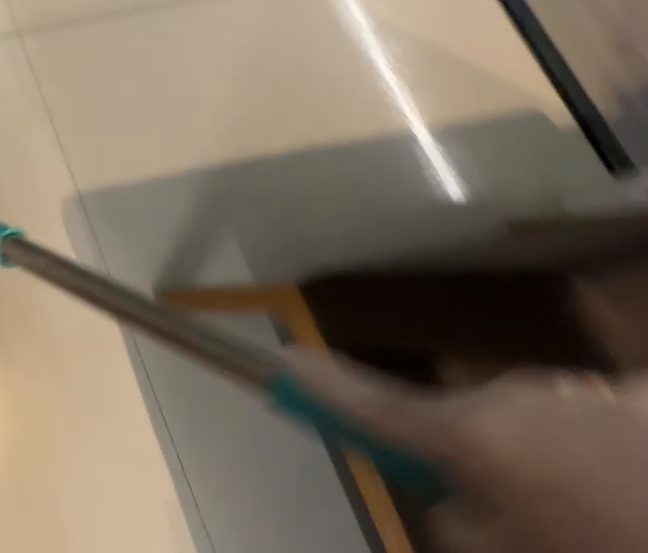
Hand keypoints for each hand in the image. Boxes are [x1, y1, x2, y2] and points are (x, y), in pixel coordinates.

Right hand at [288, 351, 647, 552]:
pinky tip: (641, 484)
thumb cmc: (604, 546)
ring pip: (544, 419)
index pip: (366, 402)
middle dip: (483, 453)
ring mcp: (593, 391)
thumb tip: (450, 494)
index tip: (281, 359)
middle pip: (471, 416)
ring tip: (615, 507)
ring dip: (561, 455)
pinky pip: (608, 417)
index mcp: (470, 434)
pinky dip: (618, 449)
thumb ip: (458, 521)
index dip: (315, 384)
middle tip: (532, 514)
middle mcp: (516, 396)